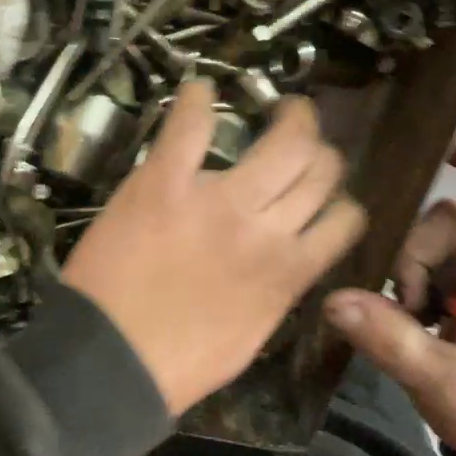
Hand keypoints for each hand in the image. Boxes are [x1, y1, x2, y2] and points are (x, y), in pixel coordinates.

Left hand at [62, 80, 366, 416]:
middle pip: (322, 168)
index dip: (340, 202)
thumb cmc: (180, 364)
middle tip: (303, 141)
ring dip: (292, 119)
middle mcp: (266, 228)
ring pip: (285, 142)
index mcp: (289, 271)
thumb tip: (286, 267)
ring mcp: (216, 200)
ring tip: (282, 111)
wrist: (111, 362)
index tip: (325, 196)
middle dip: (320, 152)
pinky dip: (196, 100)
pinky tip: (200, 91)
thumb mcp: (252, 335)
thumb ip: (277, 291)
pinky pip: (189, 126)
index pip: (345, 218)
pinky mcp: (164, 183)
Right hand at [323, 130, 455, 455]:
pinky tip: (409, 322)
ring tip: (410, 323)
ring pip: (436, 247)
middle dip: (420, 256)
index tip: (449, 143)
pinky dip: (411, 290)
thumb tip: (335, 301)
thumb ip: (390, 340)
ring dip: (411, 276)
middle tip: (408, 308)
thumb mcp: (445, 382)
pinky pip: (431, 273)